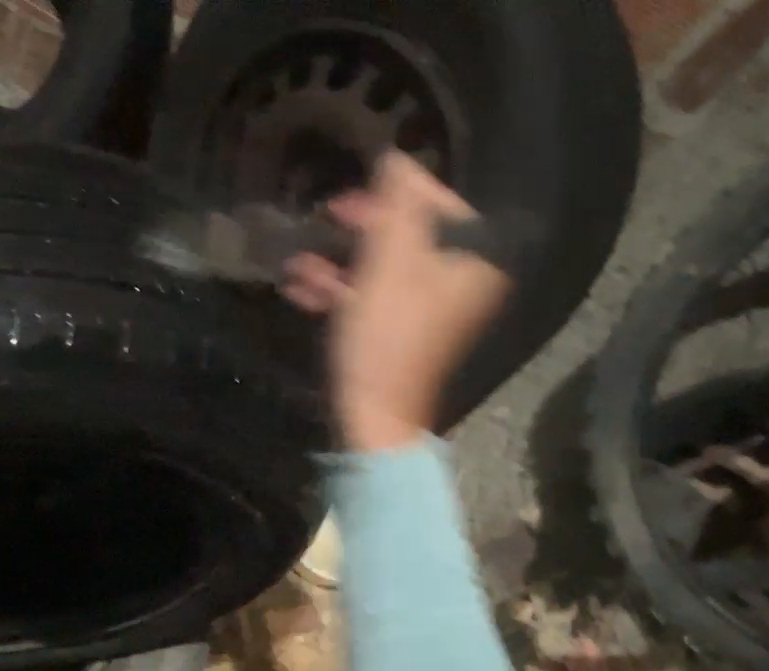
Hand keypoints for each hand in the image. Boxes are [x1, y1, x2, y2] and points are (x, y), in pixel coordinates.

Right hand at [282, 151, 511, 450]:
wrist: (374, 416)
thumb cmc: (386, 337)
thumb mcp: (388, 265)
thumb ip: (395, 207)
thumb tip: (397, 157)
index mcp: (471, 258)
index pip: (442, 202)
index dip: (399, 188)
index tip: (361, 179)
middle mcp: (459, 278)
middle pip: (410, 235)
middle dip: (360, 227)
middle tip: (326, 214)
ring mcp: (429, 308)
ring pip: (384, 268)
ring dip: (338, 261)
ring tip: (296, 260)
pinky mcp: (400, 331)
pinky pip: (372, 297)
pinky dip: (340, 290)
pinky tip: (300, 288)